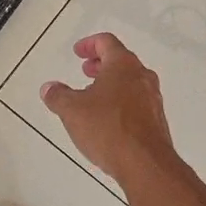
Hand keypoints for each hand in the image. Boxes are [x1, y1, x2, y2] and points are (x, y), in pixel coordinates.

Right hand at [40, 33, 177, 185]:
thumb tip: (48, 88)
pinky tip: (109, 120)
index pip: (106, 42)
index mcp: (123, 64)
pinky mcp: (157, 120)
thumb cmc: (108, 129)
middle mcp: (142, 75)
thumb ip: (58, 96)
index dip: (89, 44)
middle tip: (86, 71)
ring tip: (93, 98)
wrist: (146, 164)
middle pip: (121, 60)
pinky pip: (137, 102)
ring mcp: (153, 98)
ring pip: (130, 81)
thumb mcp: (73, 111)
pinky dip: (122, 102)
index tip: (78, 52)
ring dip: (112, 84)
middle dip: (101, 64)